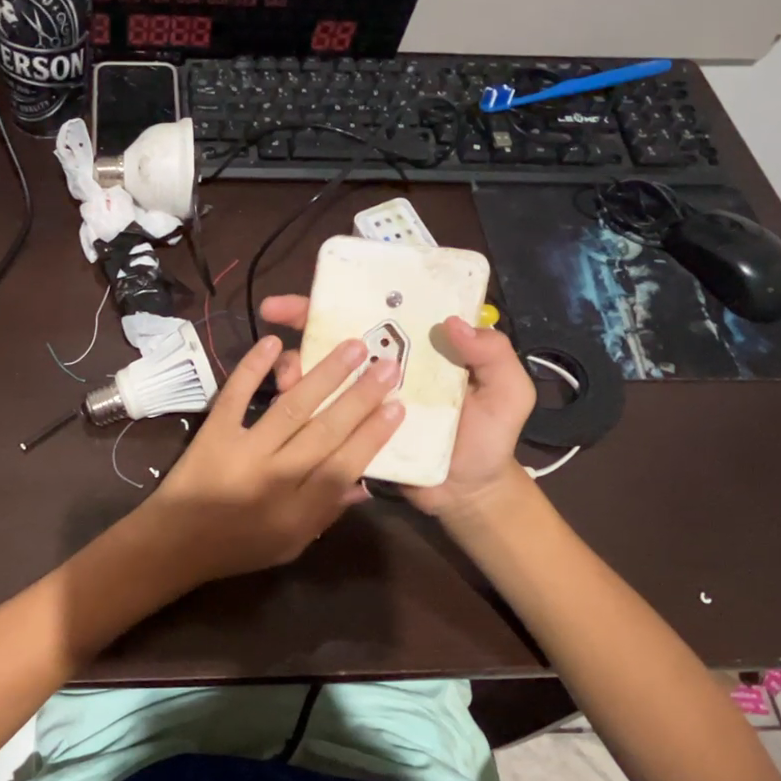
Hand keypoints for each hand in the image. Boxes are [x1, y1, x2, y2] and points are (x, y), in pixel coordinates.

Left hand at [127, 333, 404, 587]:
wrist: (174, 544)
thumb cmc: (238, 547)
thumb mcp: (290, 545)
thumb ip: (326, 514)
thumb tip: (364, 484)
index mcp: (298, 511)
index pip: (345, 466)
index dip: (374, 435)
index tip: (399, 406)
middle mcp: (275, 477)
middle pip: (326, 431)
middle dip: (361, 396)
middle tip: (388, 364)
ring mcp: (243, 452)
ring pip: (292, 407)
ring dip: (325, 374)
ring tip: (353, 346)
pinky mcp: (214, 433)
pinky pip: (236, 396)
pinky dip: (253, 368)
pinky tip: (273, 343)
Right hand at [260, 295, 535, 516]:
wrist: (471, 494)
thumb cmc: (489, 438)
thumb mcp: (507, 391)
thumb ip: (493, 355)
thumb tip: (453, 322)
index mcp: (413, 350)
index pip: (378, 314)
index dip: (348, 296)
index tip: (318, 286)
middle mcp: (379, 370)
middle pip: (335, 338)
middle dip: (301, 319)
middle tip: (273, 312)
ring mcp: (359, 404)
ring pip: (318, 377)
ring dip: (294, 366)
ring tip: (287, 371)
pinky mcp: (348, 437)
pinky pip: (319, 420)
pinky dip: (299, 409)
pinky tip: (288, 405)